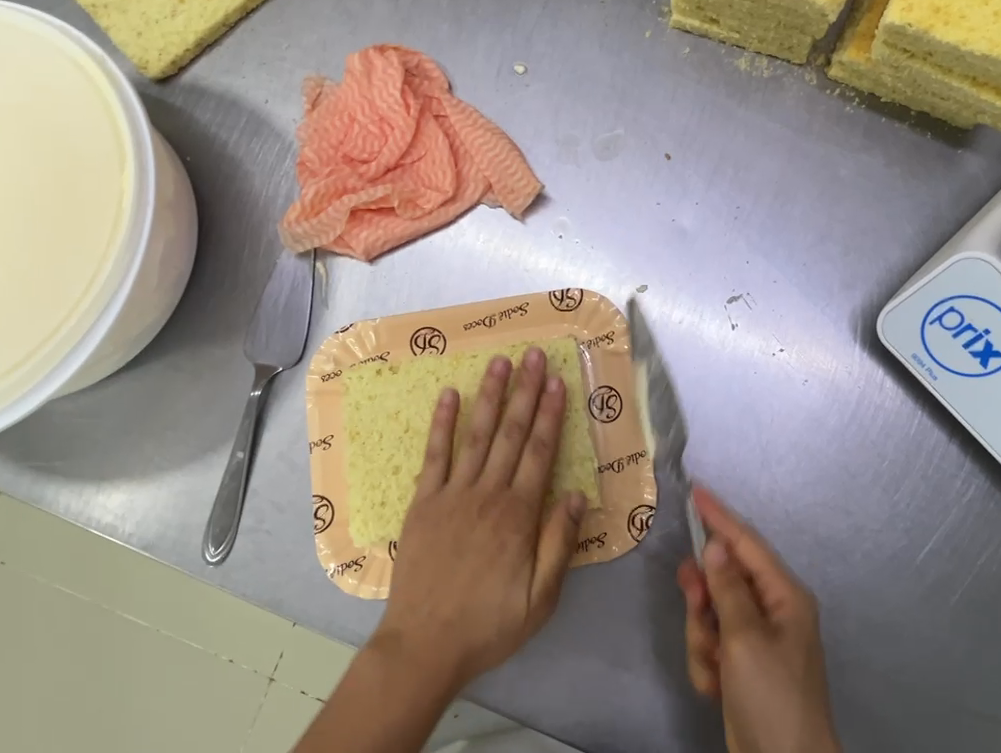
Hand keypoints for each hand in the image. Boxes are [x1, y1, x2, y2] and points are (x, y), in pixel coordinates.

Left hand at [373, 348, 587, 690]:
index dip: (550, 415)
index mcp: (518, 515)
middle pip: (511, 434)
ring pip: (476, 435)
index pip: (539, 453)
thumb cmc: (488, 624)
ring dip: (490, 396)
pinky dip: (442, 424)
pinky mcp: (423, 503)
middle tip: (533, 355)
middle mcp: (487, 494)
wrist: (424, 646)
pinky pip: (434, 455)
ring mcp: (452, 495)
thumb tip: (576, 495)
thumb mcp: (540, 598)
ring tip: (500, 362)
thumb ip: (559, 544)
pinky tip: (449, 396)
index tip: (557, 381)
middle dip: (525, 391)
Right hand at [677, 486, 839, 752]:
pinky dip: (707, 664)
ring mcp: (755, 640)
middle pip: (723, 580)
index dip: (719, 517)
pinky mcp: (740, 666)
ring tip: (715, 666)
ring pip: (710, 614)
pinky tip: (717, 687)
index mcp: (785, 596)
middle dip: (704, 598)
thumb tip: (716, 546)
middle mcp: (772, 611)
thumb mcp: (745, 639)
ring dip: (703, 639)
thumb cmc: (771, 696)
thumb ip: (727, 589)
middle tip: (695, 606)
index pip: (747, 543)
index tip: (696, 491)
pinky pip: (710, 644)